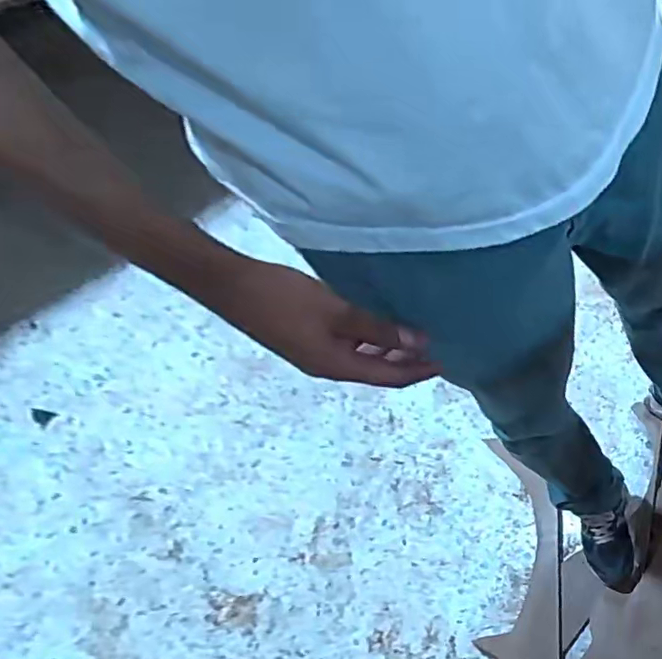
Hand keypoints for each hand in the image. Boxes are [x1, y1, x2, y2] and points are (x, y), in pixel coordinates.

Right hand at [200, 258, 435, 387]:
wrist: (217, 277)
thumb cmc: (279, 295)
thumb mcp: (337, 312)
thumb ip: (379, 330)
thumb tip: (418, 343)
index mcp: (336, 366)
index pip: (391, 377)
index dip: (420, 371)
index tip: (445, 363)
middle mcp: (327, 366)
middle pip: (380, 371)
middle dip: (408, 362)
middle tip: (435, 349)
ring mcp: (313, 354)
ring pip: (364, 359)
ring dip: (390, 351)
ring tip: (414, 338)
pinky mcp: (303, 339)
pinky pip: (348, 347)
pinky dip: (370, 342)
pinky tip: (380, 328)